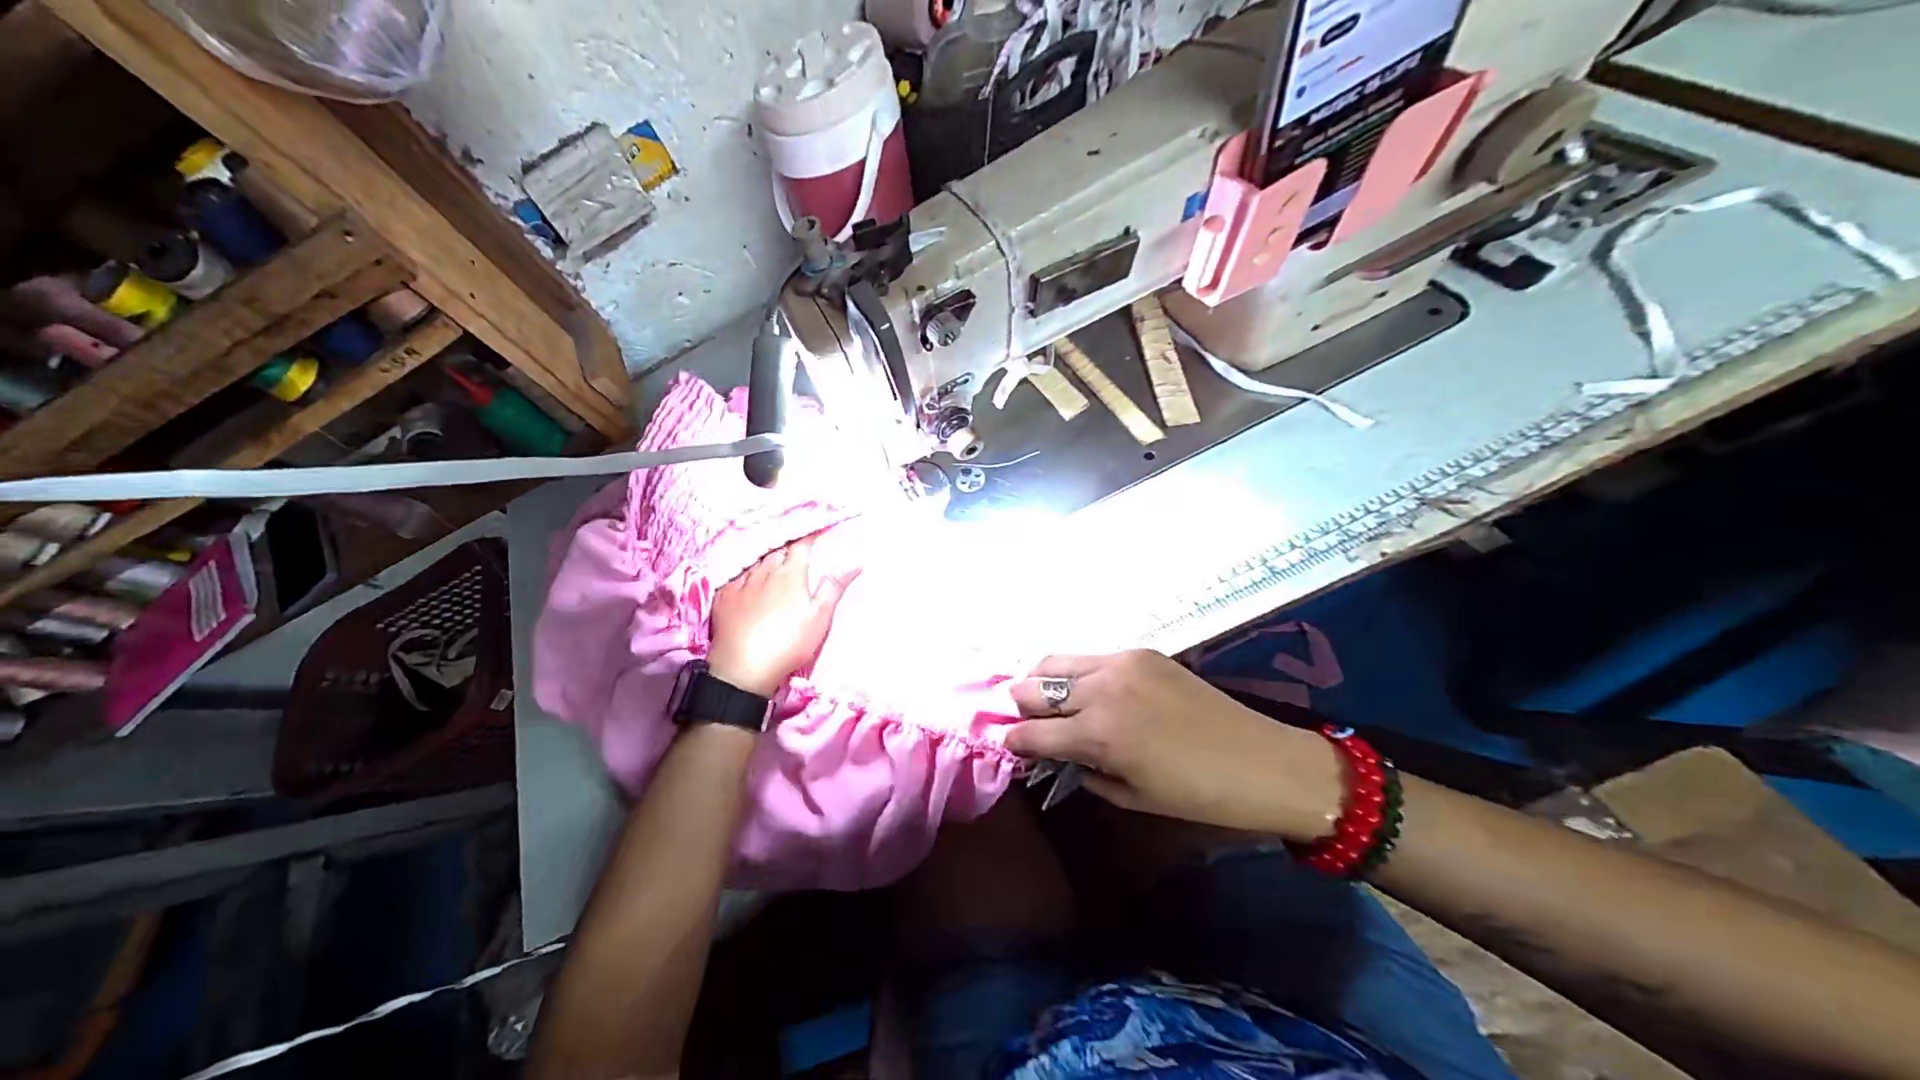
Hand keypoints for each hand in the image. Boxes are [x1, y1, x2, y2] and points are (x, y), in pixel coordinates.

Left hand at [707, 535, 854, 697]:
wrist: (742, 668)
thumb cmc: (788, 644)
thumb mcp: (819, 617)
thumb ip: (834, 587)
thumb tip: (854, 561)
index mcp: (790, 573)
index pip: (801, 545)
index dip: (810, 537)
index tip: (817, 531)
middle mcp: (764, 571)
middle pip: (777, 550)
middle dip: (788, 546)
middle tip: (796, 549)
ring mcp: (741, 582)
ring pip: (756, 560)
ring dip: (767, 557)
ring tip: (774, 560)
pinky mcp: (723, 596)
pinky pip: (735, 575)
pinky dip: (745, 572)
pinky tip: (747, 577)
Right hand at [1006, 650, 1344, 840]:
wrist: (1262, 762)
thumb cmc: (1195, 795)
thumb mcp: (1129, 796)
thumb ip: (1083, 771)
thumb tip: (1056, 754)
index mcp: (1096, 735)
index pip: (1030, 732)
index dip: (1012, 741)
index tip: (1006, 746)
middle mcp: (1100, 690)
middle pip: (1032, 686)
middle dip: (1020, 707)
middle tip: (1024, 722)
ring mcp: (1120, 664)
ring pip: (1055, 661)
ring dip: (1041, 682)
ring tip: (1044, 699)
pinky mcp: (1141, 652)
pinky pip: (1091, 657)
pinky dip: (1077, 672)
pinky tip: (1086, 690)